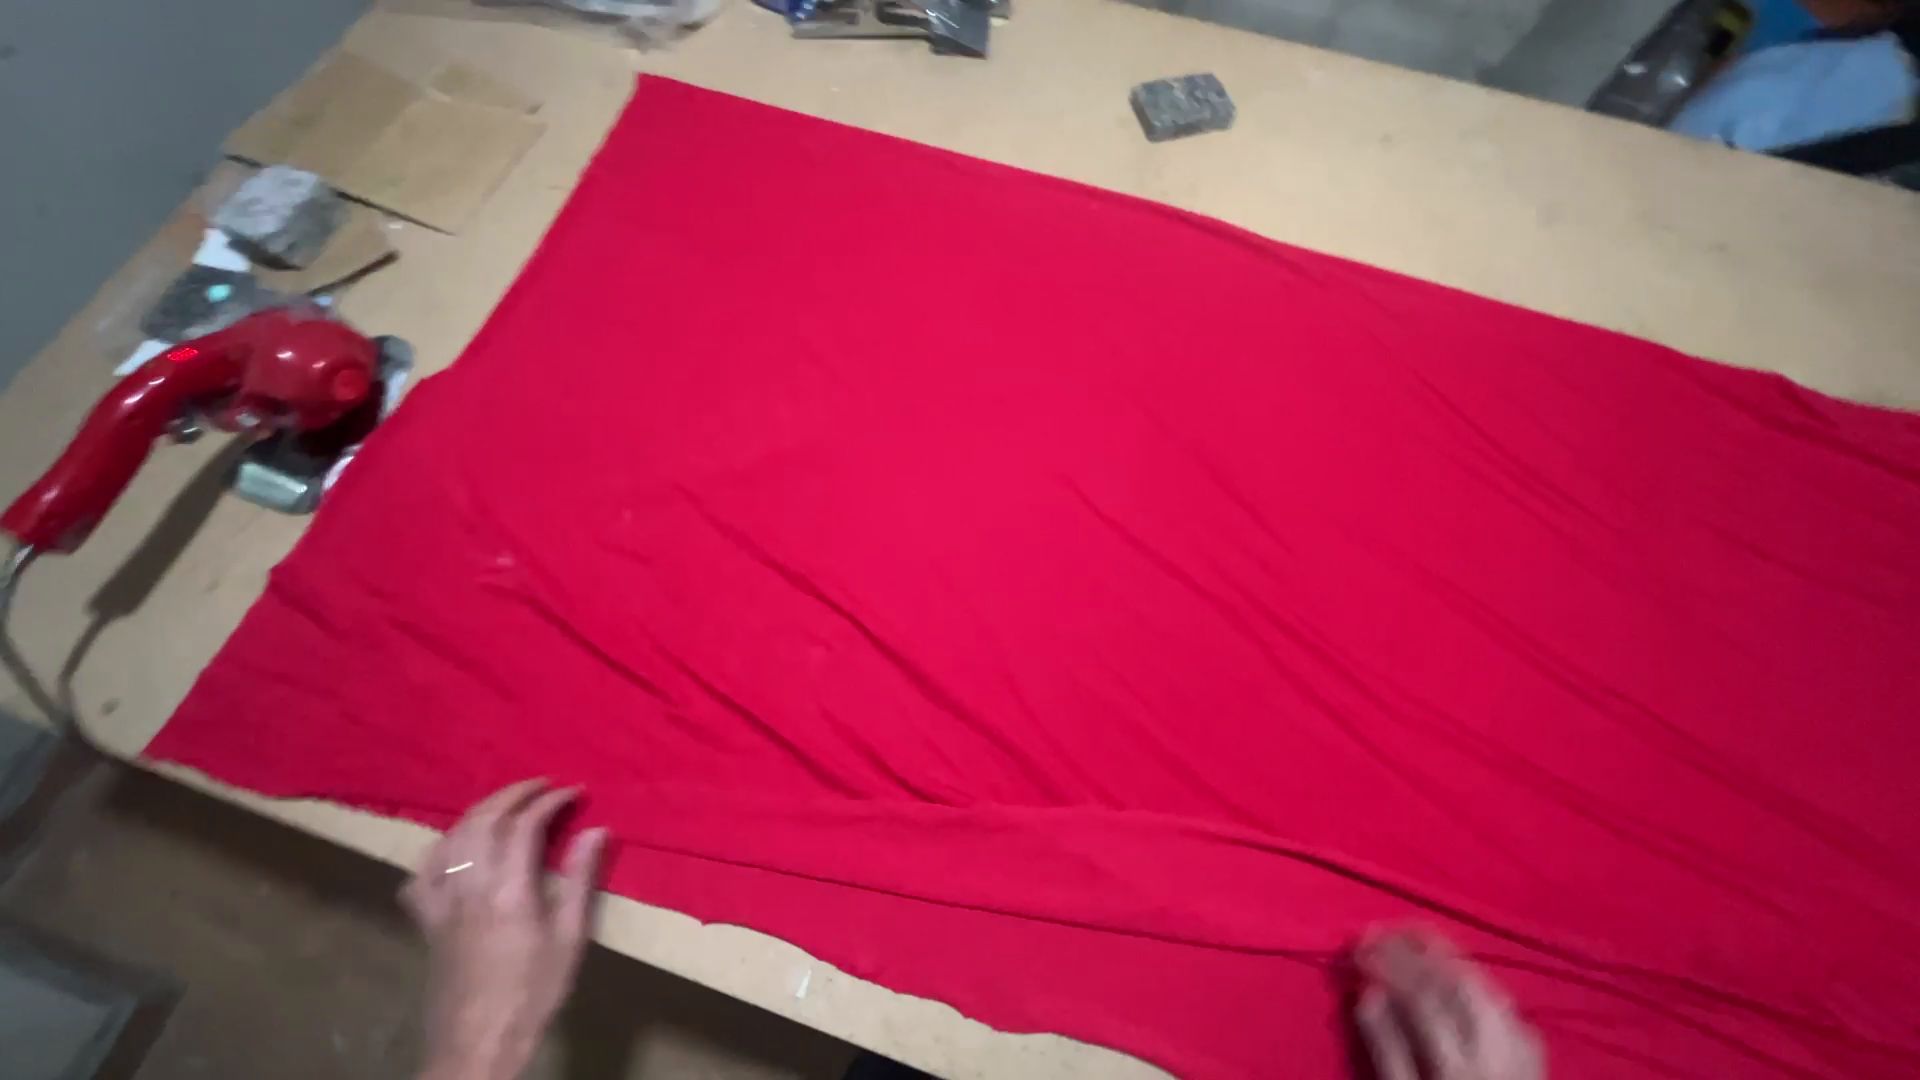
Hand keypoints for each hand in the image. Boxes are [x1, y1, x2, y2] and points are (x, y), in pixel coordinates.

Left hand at [402, 779, 608, 1079]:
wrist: (478, 1044)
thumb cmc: (535, 991)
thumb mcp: (570, 937)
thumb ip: (580, 879)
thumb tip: (597, 830)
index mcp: (509, 891)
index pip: (525, 825)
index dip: (550, 801)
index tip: (574, 791)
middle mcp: (469, 889)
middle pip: (482, 821)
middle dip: (513, 793)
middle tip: (542, 785)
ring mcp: (441, 905)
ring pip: (450, 839)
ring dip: (479, 812)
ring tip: (505, 804)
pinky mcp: (426, 923)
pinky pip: (421, 875)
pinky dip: (439, 851)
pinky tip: (456, 848)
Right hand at [1353, 927, 1544, 1079]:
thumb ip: (1387, 1051)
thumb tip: (1366, 993)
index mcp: (1460, 1069)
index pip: (1421, 997)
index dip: (1387, 964)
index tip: (1358, 945)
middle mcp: (1498, 1057)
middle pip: (1463, 985)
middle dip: (1422, 948)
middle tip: (1386, 930)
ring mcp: (1523, 1059)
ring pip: (1491, 991)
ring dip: (1452, 960)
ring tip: (1417, 944)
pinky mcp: (1536, 1066)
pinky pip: (1509, 1011)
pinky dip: (1480, 985)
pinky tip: (1460, 978)